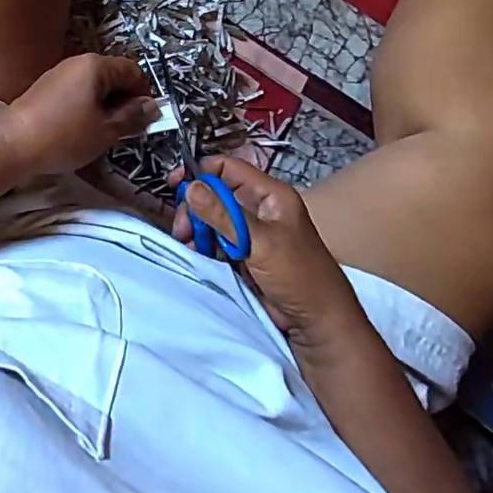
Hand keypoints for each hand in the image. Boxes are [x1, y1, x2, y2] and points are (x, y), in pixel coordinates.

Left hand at [0, 54, 157, 176]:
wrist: (12, 145)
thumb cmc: (64, 136)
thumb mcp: (106, 131)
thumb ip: (133, 116)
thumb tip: (153, 106)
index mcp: (95, 65)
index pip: (134, 71)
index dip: (144, 95)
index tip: (143, 121)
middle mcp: (76, 62)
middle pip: (113, 76)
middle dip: (124, 101)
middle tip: (124, 131)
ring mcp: (58, 74)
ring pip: (94, 86)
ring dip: (104, 107)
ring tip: (101, 133)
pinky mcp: (45, 88)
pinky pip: (76, 93)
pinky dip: (85, 108)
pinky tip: (79, 131)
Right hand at [167, 157, 362, 348]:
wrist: (316, 323)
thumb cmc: (301, 277)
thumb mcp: (260, 241)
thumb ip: (224, 214)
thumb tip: (191, 187)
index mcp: (270, 195)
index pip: (228, 168)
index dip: (201, 172)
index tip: (177, 184)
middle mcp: (258, 208)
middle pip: (214, 193)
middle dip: (195, 206)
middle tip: (183, 226)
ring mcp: (249, 231)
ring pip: (210, 217)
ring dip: (195, 227)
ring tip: (188, 243)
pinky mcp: (241, 252)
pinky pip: (213, 239)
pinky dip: (201, 244)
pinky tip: (196, 252)